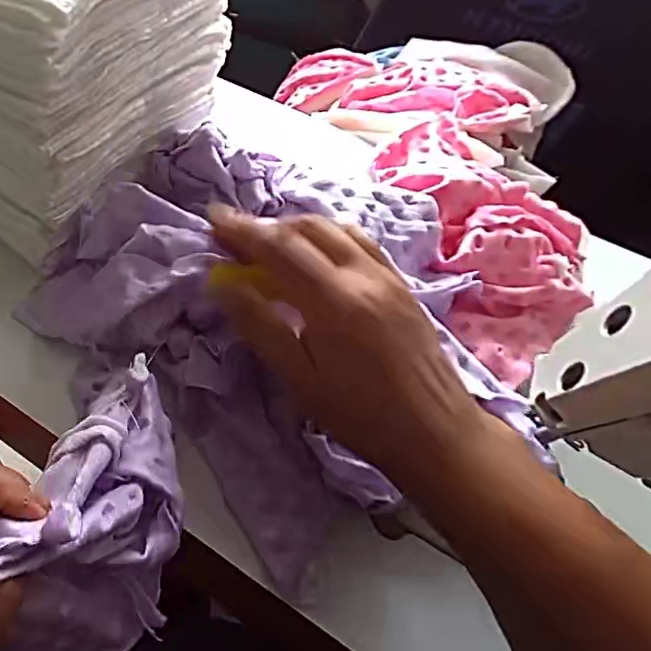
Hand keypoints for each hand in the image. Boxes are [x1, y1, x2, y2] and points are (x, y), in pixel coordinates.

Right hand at [209, 207, 497, 476]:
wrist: (436, 433)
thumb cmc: (360, 415)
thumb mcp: (299, 378)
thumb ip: (260, 326)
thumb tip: (223, 285)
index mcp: (334, 301)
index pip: (279, 247)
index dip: (242, 229)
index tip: (213, 218)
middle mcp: (363, 276)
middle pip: (307, 228)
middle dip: (265, 225)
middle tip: (234, 237)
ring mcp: (387, 276)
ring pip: (335, 228)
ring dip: (296, 227)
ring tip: (269, 244)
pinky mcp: (401, 283)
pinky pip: (359, 241)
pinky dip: (327, 235)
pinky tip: (315, 254)